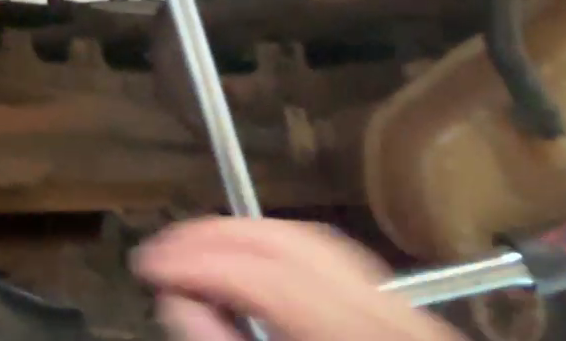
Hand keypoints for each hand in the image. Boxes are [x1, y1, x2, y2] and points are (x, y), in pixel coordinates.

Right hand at [133, 217, 459, 340]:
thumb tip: (180, 303)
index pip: (273, 280)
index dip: (201, 262)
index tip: (150, 266)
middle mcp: (402, 326)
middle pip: (296, 246)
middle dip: (219, 238)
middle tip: (165, 253)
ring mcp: (415, 325)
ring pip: (317, 247)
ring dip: (245, 240)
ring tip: (195, 255)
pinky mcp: (407, 328)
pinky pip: (335, 266)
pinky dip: (280, 257)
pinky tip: (247, 271)